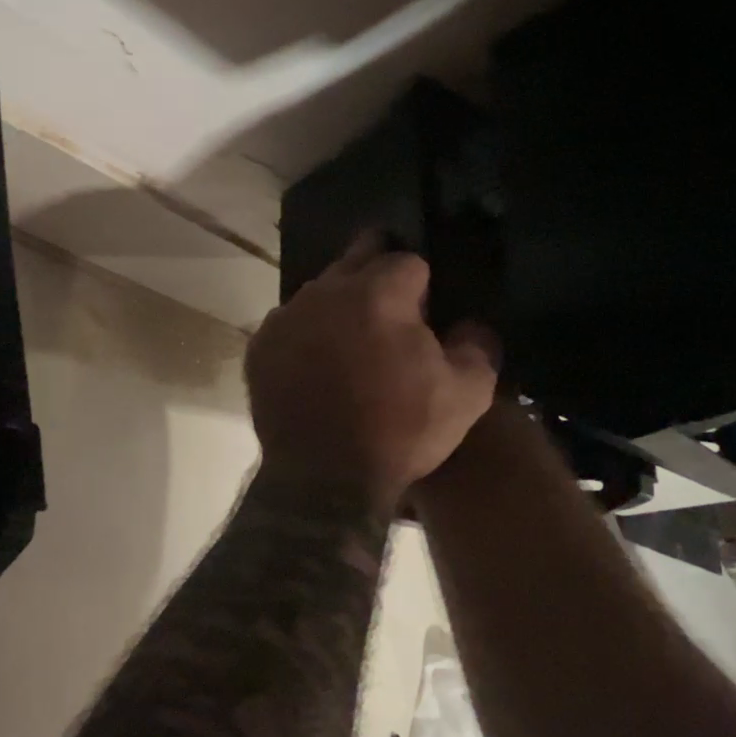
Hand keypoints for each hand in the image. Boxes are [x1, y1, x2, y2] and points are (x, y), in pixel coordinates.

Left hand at [245, 234, 498, 509]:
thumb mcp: (466, 392)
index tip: (426, 305)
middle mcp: (323, 293)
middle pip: (355, 261)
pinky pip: (289, 325)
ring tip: (352, 338)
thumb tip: (469, 325)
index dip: (420, 281)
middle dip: (376, 271)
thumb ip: (476, 345)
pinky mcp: (259, 345)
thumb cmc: (399, 431)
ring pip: (317, 292)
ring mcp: (284, 317)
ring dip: (337, 305)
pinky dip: (305, 334)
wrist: (322, 475)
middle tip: (391, 301)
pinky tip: (316, 362)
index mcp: (377, 293)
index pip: (405, 260)